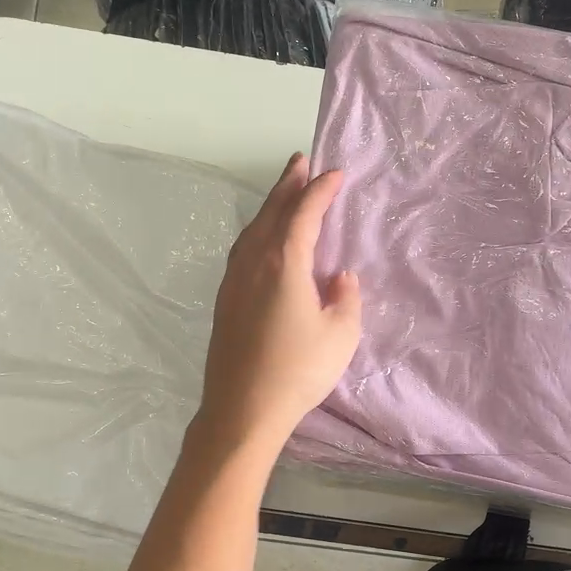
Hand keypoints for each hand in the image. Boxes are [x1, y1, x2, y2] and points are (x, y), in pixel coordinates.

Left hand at [196, 153, 360, 447]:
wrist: (244, 408)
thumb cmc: (299, 370)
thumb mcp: (341, 335)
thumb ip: (346, 298)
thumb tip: (340, 276)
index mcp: (284, 262)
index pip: (304, 214)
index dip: (321, 191)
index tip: (336, 174)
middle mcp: (254, 262)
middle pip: (271, 212)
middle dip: (288, 185)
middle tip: (301, 162)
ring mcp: (234, 281)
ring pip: (252, 230)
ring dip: (270, 207)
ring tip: (283, 193)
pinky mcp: (225, 301)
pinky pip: (242, 250)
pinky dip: (256, 232)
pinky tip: (261, 241)